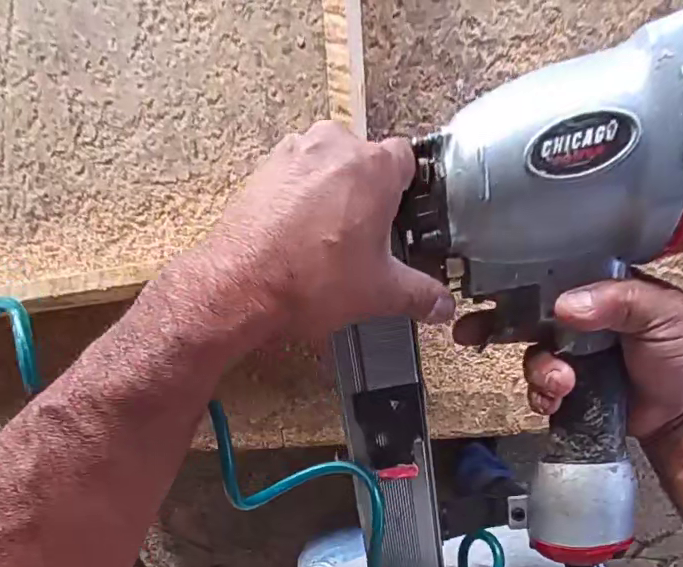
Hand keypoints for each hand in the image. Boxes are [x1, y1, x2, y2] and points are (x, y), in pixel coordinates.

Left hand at [169, 121, 454, 343]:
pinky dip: (295, 202)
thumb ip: (417, 294)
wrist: (241, 286)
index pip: (406, 162)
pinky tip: (293, 239)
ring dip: (328, 197)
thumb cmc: (308, 281)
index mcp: (374, 166)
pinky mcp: (262, 172)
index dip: (404, 193)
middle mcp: (334, 146)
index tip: (397, 218)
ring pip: (325, 169)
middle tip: (357, 240)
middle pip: (363, 164)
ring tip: (322, 244)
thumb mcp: (377, 293)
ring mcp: (293, 154)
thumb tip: (440, 303)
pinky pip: (291, 180)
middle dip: (363, 198)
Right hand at [452, 275, 682, 442]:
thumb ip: (620, 301)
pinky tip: (555, 402)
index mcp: (603, 291)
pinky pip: (537, 391)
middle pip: (527, 319)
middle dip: (495, 326)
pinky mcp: (565, 391)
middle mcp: (580, 321)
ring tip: (561, 385)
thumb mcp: (664, 313)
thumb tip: (564, 304)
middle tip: (469, 333)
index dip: (519, 284)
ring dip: (538, 373)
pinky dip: (540, 397)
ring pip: (531, 358)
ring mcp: (569, 357)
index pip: (555, 279)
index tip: (489, 293)